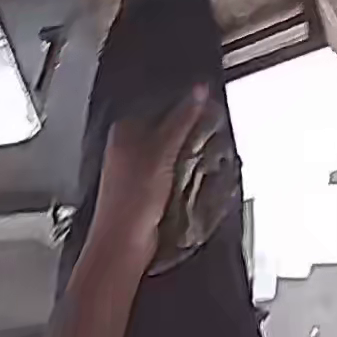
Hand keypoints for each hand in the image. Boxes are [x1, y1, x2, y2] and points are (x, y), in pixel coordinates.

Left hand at [89, 86, 207, 259]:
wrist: (123, 245)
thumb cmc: (133, 196)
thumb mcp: (163, 151)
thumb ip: (182, 120)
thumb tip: (200, 90)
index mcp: (125, 128)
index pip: (159, 104)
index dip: (183, 103)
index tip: (207, 103)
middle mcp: (129, 145)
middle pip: (166, 128)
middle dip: (188, 129)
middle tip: (213, 125)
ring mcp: (138, 168)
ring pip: (171, 150)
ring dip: (189, 150)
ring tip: (210, 147)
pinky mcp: (148, 188)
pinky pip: (172, 169)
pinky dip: (186, 169)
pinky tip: (200, 170)